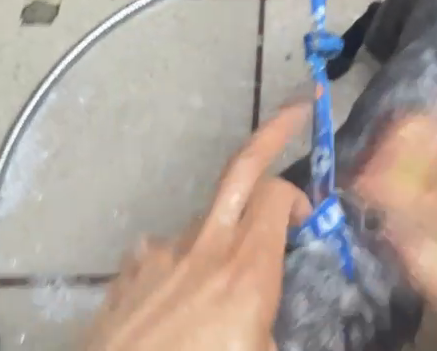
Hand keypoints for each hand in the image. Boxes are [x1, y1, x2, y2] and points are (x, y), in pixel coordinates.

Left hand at [84, 104, 309, 350]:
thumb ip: (270, 331)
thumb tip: (267, 325)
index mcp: (246, 270)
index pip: (278, 196)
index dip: (298, 198)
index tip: (308, 220)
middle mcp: (206, 247)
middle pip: (242, 167)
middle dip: (273, 131)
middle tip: (296, 107)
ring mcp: (162, 255)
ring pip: (203, 220)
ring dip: (223, 231)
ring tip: (225, 280)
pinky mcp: (128, 275)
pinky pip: (164, 252)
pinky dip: (181, 262)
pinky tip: (178, 294)